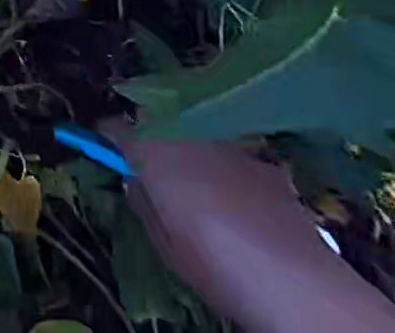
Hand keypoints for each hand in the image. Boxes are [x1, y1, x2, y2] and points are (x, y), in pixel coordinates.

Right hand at [98, 121, 394, 332]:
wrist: (291, 277)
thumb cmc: (208, 257)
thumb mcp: (160, 238)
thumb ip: (142, 201)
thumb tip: (135, 180)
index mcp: (150, 148)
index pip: (114, 126)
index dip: (105, 137)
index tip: (104, 149)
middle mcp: (185, 132)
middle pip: (157, 118)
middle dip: (149, 131)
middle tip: (149, 162)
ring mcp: (227, 142)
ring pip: (197, 133)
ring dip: (190, 148)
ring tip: (197, 182)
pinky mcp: (264, 161)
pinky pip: (234, 156)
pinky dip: (229, 169)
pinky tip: (241, 201)